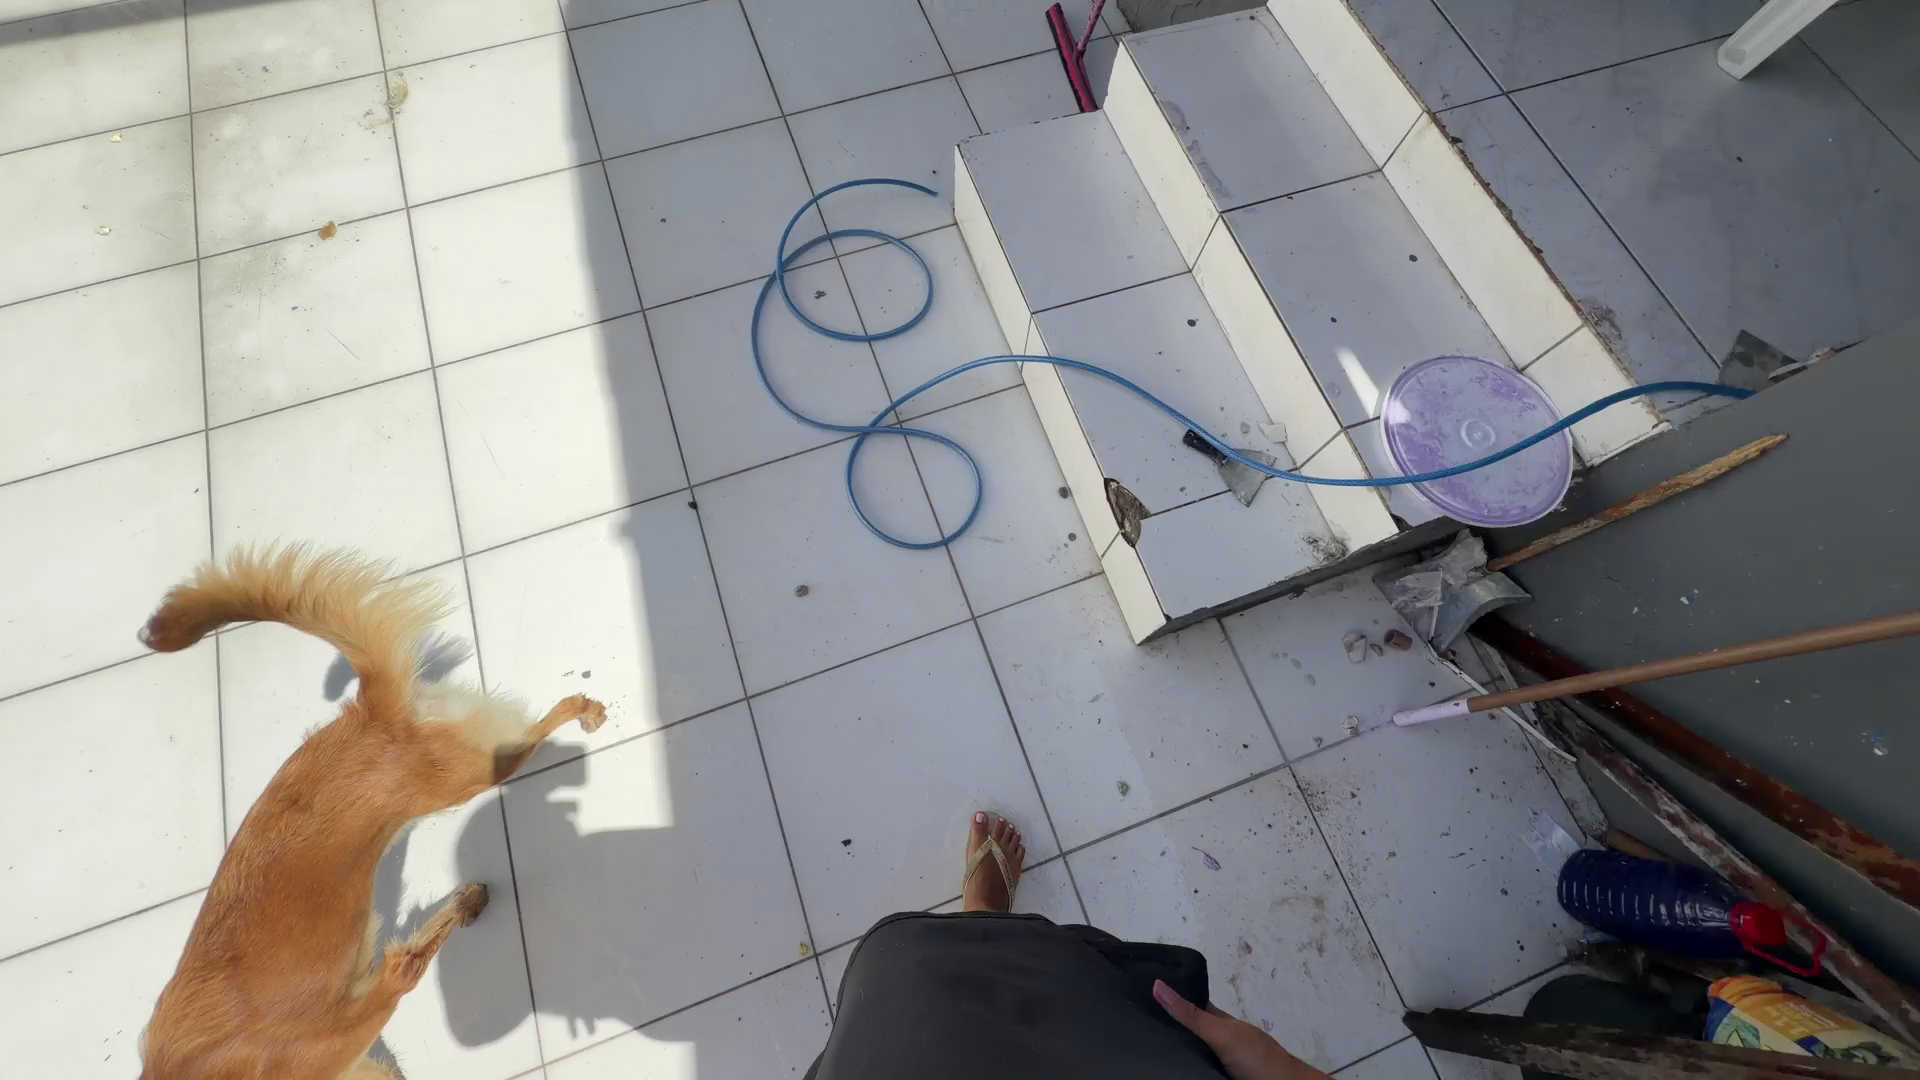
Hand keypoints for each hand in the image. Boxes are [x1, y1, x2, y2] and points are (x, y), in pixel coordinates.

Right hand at [1153, 980, 1331, 1079]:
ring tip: (1144, 1054)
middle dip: (1165, 1033)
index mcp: (1220, 1024)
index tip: (1138, 998)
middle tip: (1135, 1031)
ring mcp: (1221, 1066)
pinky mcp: (1220, 1078)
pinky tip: (1165, 1070)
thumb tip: (1156, 983)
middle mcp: (1218, 1044)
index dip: (1168, 1002)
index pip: (1189, 1007)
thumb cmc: (1258, 1059)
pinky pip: (1197, 1073)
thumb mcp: (1221, 1034)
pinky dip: (1182, 1071)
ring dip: (1174, 1059)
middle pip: (1187, 1035)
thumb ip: (1190, 1015)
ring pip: (1192, 1059)